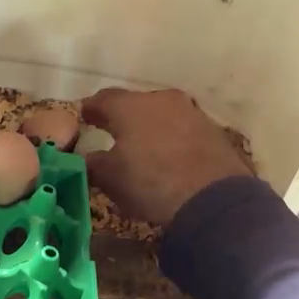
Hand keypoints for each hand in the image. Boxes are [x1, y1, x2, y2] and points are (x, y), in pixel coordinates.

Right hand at [82, 88, 252, 226]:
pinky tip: (168, 157)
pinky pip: (182, 130)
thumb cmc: (151, 182)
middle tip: (111, 133)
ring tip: (141, 148)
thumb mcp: (110, 178)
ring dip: (149, 128)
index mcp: (129, 106)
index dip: (90, 109)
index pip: (102, 99)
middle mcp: (160, 99)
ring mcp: (191, 112)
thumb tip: (86, 158)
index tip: (84, 119)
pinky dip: (171, 139)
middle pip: (134, 104)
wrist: (214, 199)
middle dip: (121, 118)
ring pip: (161, 115)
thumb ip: (92, 163)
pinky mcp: (212, 131)